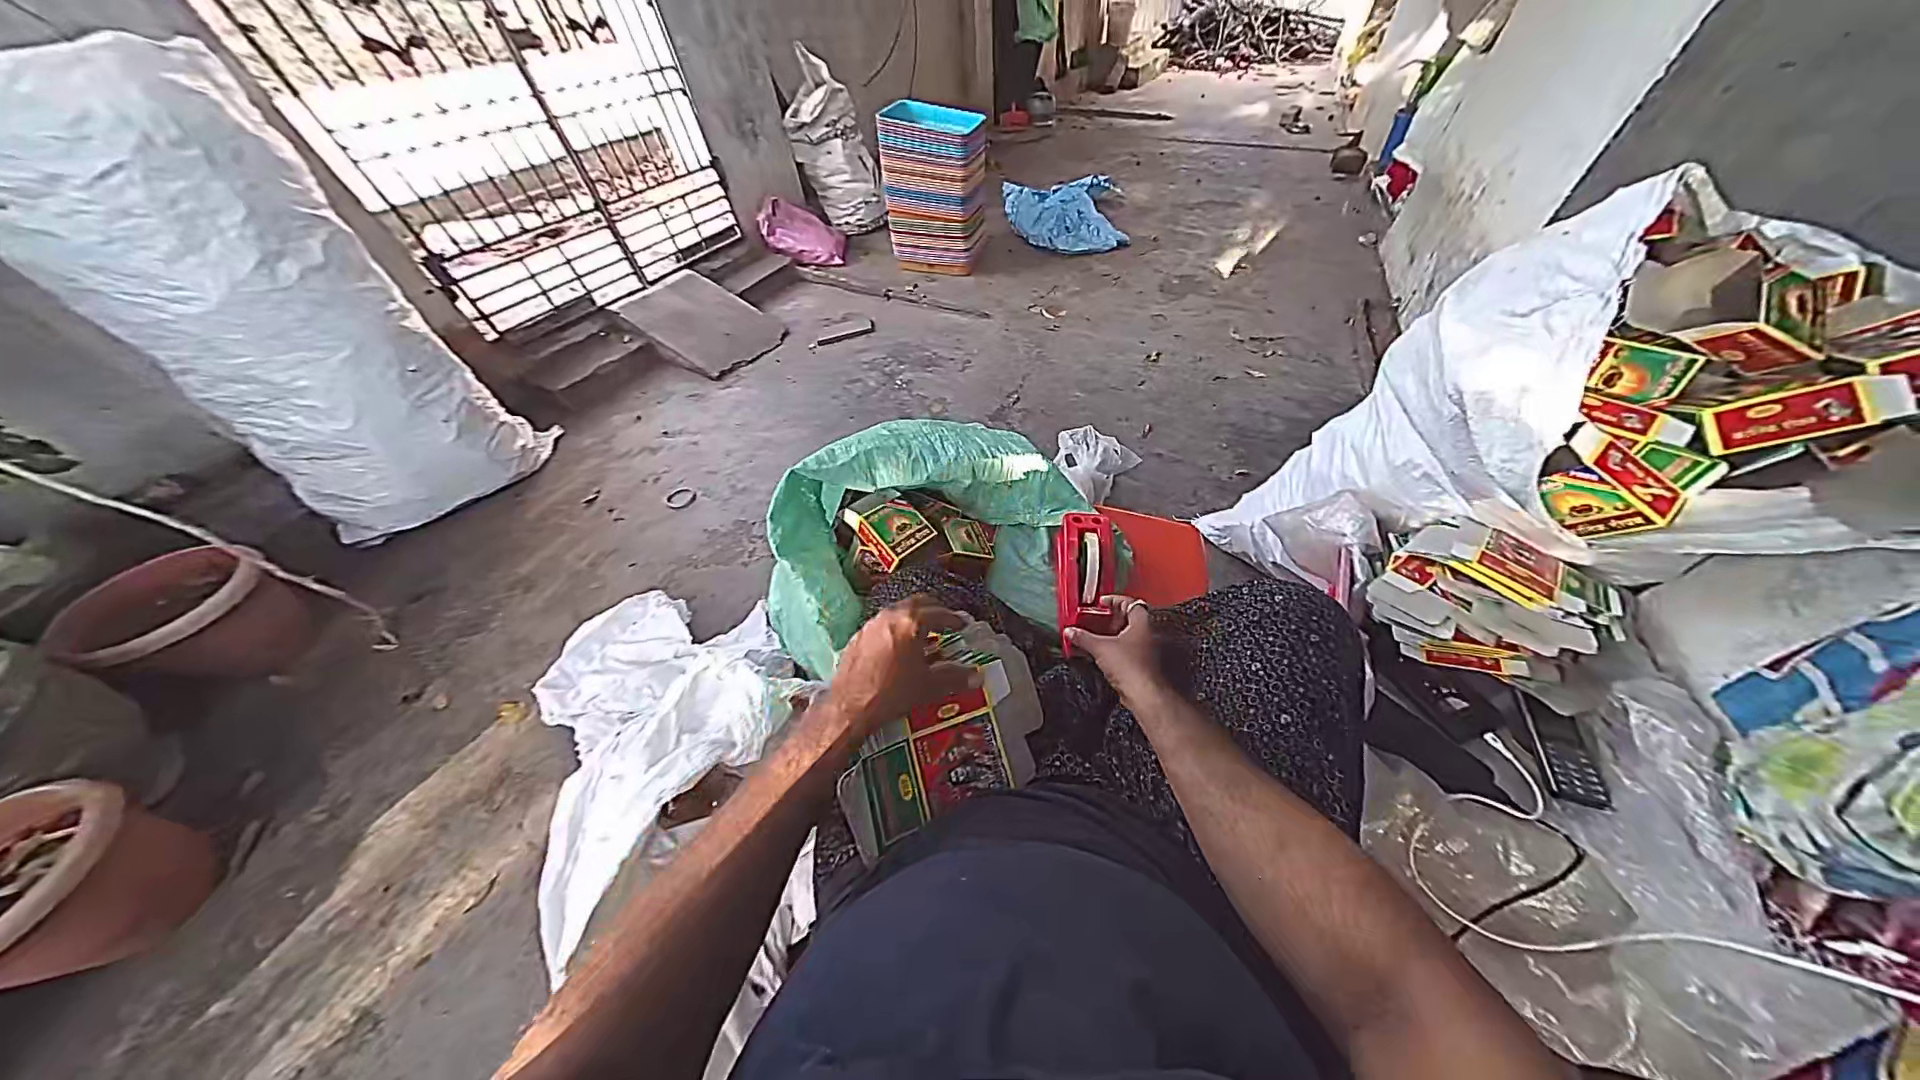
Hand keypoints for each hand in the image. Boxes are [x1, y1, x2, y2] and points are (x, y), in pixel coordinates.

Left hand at [825, 595, 981, 737]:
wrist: (849, 707)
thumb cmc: (891, 693)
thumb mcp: (929, 687)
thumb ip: (955, 678)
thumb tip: (976, 677)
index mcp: (911, 622)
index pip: (940, 612)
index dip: (954, 619)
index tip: (962, 625)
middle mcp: (890, 616)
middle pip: (918, 603)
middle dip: (934, 610)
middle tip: (945, 622)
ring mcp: (871, 624)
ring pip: (898, 611)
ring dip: (913, 618)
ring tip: (924, 634)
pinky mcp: (858, 636)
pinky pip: (883, 624)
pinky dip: (896, 629)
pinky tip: (899, 647)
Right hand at [1065, 595, 1167, 705]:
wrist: (1142, 692)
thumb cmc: (1131, 666)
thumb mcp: (1100, 647)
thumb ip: (1083, 637)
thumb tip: (1071, 632)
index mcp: (1140, 624)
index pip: (1131, 603)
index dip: (1115, 600)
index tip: (1102, 602)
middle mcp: (1143, 636)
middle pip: (1126, 620)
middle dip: (1108, 619)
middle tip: (1093, 618)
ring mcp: (1141, 651)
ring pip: (1123, 637)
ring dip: (1107, 635)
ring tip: (1090, 636)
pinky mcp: (1136, 665)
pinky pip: (1121, 651)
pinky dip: (1108, 649)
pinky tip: (1096, 653)